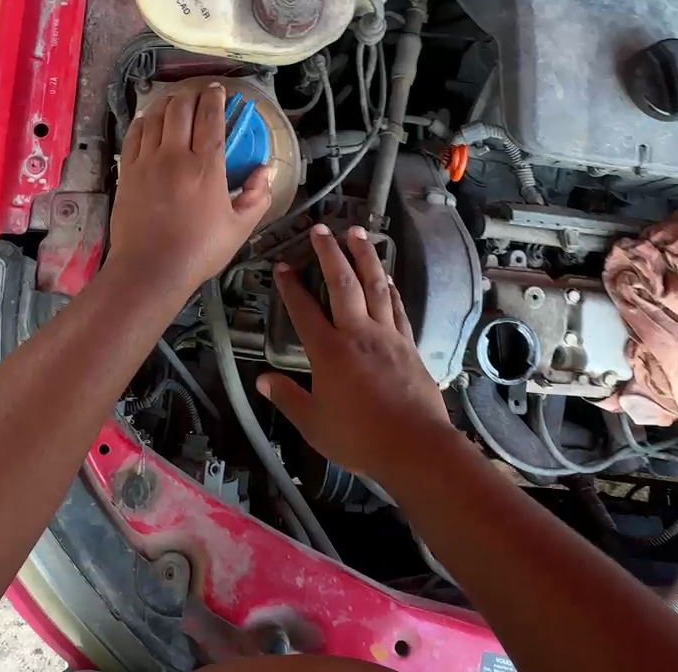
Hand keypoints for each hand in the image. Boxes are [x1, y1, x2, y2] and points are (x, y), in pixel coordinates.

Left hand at [106, 81, 271, 300]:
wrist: (150, 269)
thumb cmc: (199, 251)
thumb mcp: (239, 228)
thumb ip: (256, 196)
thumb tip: (266, 170)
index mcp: (206, 167)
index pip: (211, 118)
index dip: (216, 98)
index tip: (219, 90)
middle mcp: (175, 155)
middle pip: (181, 109)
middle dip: (192, 95)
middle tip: (199, 94)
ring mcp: (147, 161)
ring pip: (155, 116)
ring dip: (167, 103)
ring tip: (175, 101)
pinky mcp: (127, 171)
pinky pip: (134, 134)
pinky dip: (144, 121)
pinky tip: (149, 120)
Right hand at [257, 225, 456, 483]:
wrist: (416, 447)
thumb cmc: (359, 438)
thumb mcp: (313, 424)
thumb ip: (287, 398)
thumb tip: (262, 379)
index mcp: (329, 351)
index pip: (304, 310)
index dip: (291, 287)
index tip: (282, 266)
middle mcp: (358, 333)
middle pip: (343, 283)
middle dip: (329, 254)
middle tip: (320, 230)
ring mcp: (387, 335)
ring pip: (375, 286)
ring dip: (364, 256)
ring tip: (357, 232)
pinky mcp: (409, 344)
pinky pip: (397, 307)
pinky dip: (389, 288)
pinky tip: (386, 276)